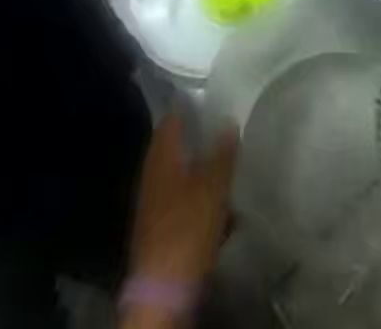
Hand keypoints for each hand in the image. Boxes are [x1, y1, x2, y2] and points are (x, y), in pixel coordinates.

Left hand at [130, 112, 239, 287]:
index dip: (187, 105)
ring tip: (225, 155)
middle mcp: (152, 174)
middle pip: (173, 145)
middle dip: (197, 134)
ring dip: (199, 162)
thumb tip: (228, 120)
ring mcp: (153, 200)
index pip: (170, 120)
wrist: (164, 286)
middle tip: (223, 122)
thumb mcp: (213, 186)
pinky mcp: (160, 222)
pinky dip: (197, 187)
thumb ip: (222, 153)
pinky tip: (217, 193)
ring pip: (179, 169)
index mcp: (161, 159)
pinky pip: (181, 192)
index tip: (209, 94)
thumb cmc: (188, 227)